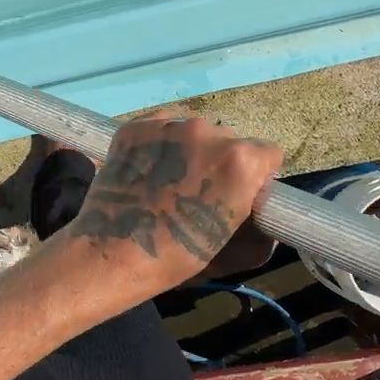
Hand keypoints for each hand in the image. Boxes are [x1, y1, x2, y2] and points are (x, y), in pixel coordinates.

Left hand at [60, 116, 282, 294]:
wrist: (114, 250)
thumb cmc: (179, 254)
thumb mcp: (238, 244)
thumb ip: (257, 214)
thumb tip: (260, 201)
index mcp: (240, 159)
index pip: (265, 153)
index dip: (254, 175)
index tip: (237, 192)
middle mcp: (205, 131)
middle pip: (226, 139)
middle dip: (218, 160)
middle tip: (197, 188)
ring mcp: (165, 126)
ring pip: (191, 130)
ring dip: (187, 148)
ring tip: (167, 178)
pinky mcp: (133, 127)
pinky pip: (159, 126)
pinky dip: (158, 141)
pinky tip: (148, 166)